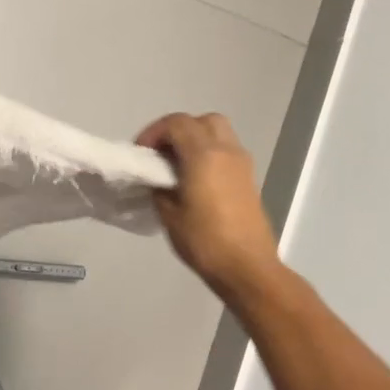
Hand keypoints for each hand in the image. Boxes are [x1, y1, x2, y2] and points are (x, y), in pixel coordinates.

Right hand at [136, 113, 280, 296]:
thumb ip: (159, 184)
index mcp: (204, 156)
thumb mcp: (168, 212)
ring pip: (218, 133)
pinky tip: (195, 179)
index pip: (177, 123)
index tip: (141, 153)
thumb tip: (158, 176)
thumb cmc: (204, 240)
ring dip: (195, 139)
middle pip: (202, 120)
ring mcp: (242, 165)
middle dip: (178, 129)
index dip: (154, 132)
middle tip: (161, 152)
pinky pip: (226, 151)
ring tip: (177, 164)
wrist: (248, 268)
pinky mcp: (248, 179)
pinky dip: (208, 153)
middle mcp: (227, 152)